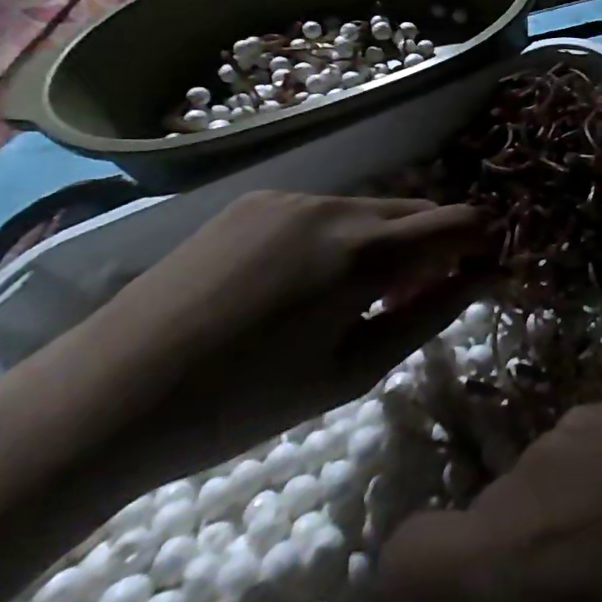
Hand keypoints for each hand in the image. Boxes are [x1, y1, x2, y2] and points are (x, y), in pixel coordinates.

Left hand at [0, 191, 489, 493]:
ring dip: (389, 243)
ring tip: (361, 300)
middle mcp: (332, 205)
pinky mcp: (251, 202)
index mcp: (363, 251)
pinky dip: (343, 238)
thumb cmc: (244, 403)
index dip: (484, 243)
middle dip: (437, 246)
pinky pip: (323, 211)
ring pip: (369, 210)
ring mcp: (287, 198)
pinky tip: (307, 284)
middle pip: (415, 211)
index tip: (489, 271)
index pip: (456, 223)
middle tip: (423, 300)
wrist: (111, 391)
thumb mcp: (352, 371)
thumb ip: (426, 316)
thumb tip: (481, 278)